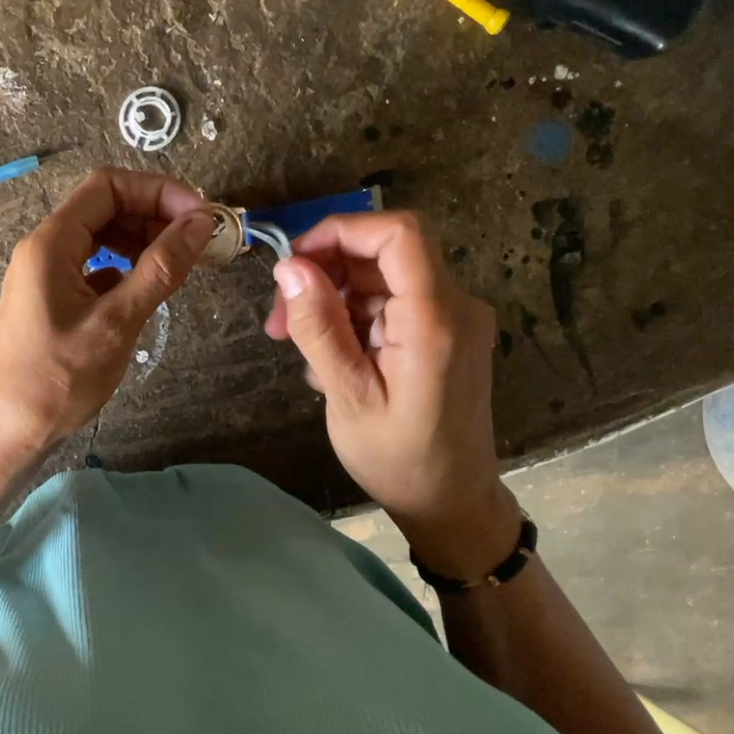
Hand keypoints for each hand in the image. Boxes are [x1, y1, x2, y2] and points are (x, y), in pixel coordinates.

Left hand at [0, 167, 213, 463]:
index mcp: (50, 244)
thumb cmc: (58, 379)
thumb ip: (160, 269)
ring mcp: (44, 276)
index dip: (158, 191)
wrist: (11, 431)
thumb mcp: (116, 322)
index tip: (199, 215)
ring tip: (180, 266)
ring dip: (142, 242)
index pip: (107, 186)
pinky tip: (146, 292)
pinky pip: (91, 268)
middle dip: (154, 215)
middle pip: (104, 207)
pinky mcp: (50, 301)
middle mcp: (43, 250)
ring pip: (99, 238)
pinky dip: (123, 270)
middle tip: (198, 243)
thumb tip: (201, 224)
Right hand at [263, 211, 518, 578]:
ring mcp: (453, 320)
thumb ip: (320, 328)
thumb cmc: (396, 458)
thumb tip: (289, 268)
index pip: (397, 235)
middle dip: (324, 273)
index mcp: (435, 320)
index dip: (340, 232)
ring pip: (382, 280)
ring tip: (299, 349)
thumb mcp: (347, 396)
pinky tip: (330, 361)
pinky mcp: (444, 335)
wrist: (449, 500)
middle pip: (384, 254)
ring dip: (333, 301)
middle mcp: (455, 307)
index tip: (291, 262)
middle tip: (279, 321)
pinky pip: (392, 306)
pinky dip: (353, 320)